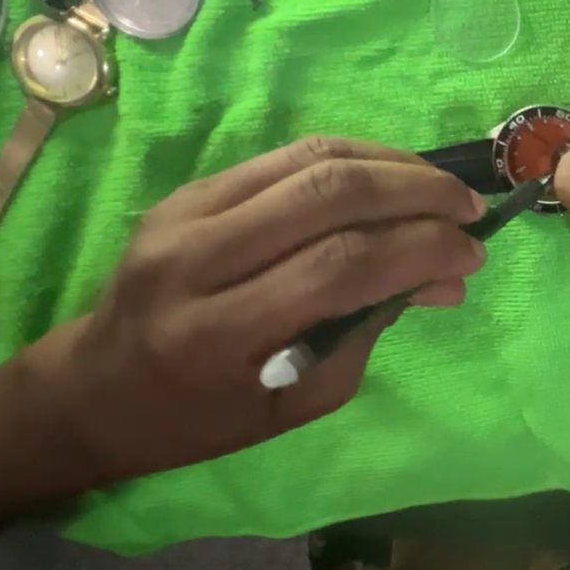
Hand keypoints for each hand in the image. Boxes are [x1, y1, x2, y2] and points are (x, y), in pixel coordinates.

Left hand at [13, 137, 486, 484]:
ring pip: (311, 159)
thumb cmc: (209, 414)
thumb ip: (373, 327)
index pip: (344, 265)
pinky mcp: (190, 190)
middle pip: (330, 196)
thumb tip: (447, 278)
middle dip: (419, 194)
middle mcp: (197, 260)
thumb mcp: (304, 397)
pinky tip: (395, 173)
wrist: (96, 389)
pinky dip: (357, 156)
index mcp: (223, 331)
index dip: (423, 248)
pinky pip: (288, 155)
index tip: (473, 254)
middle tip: (470, 209)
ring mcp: (186, 213)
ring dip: (395, 165)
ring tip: (444, 187)